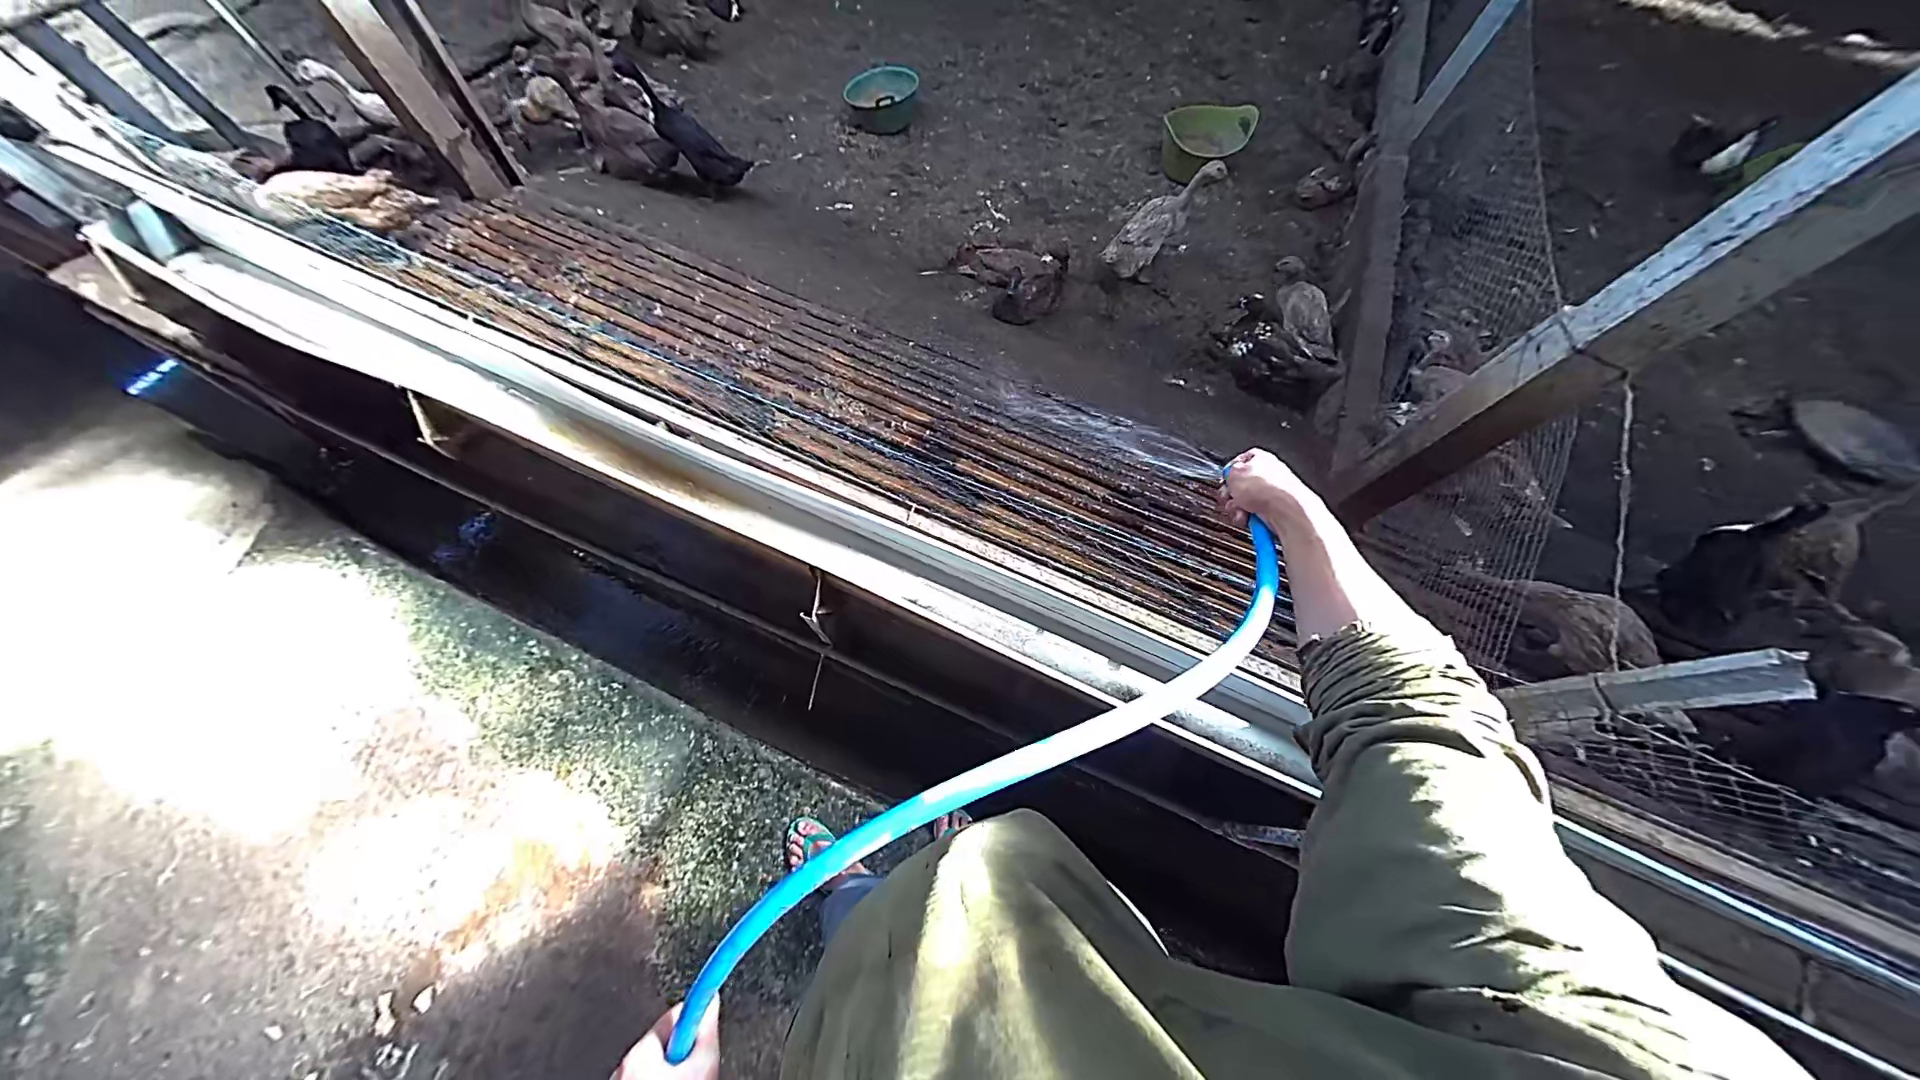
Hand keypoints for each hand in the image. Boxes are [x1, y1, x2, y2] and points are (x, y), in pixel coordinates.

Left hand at [614, 1002, 719, 1079]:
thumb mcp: (704, 1064)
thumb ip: (708, 1029)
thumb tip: (712, 999)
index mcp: (639, 1053)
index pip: (674, 1014)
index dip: (695, 1013)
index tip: (707, 994)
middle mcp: (621, 1067)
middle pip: (664, 1039)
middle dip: (682, 1047)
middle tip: (695, 1066)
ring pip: (653, 1062)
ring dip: (669, 1067)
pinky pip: (643, 1077)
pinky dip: (657, 1079)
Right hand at [1216, 448, 1320, 529]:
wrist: (1286, 509)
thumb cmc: (1267, 488)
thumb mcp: (1234, 473)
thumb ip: (1227, 471)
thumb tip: (1227, 475)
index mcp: (1261, 459)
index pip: (1239, 462)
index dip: (1229, 472)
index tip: (1224, 480)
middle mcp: (1267, 476)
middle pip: (1239, 486)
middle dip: (1230, 495)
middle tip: (1230, 497)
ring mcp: (1270, 495)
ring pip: (1243, 503)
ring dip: (1236, 509)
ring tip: (1241, 510)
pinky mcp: (1272, 512)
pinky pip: (1251, 515)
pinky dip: (1246, 518)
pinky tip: (1248, 517)